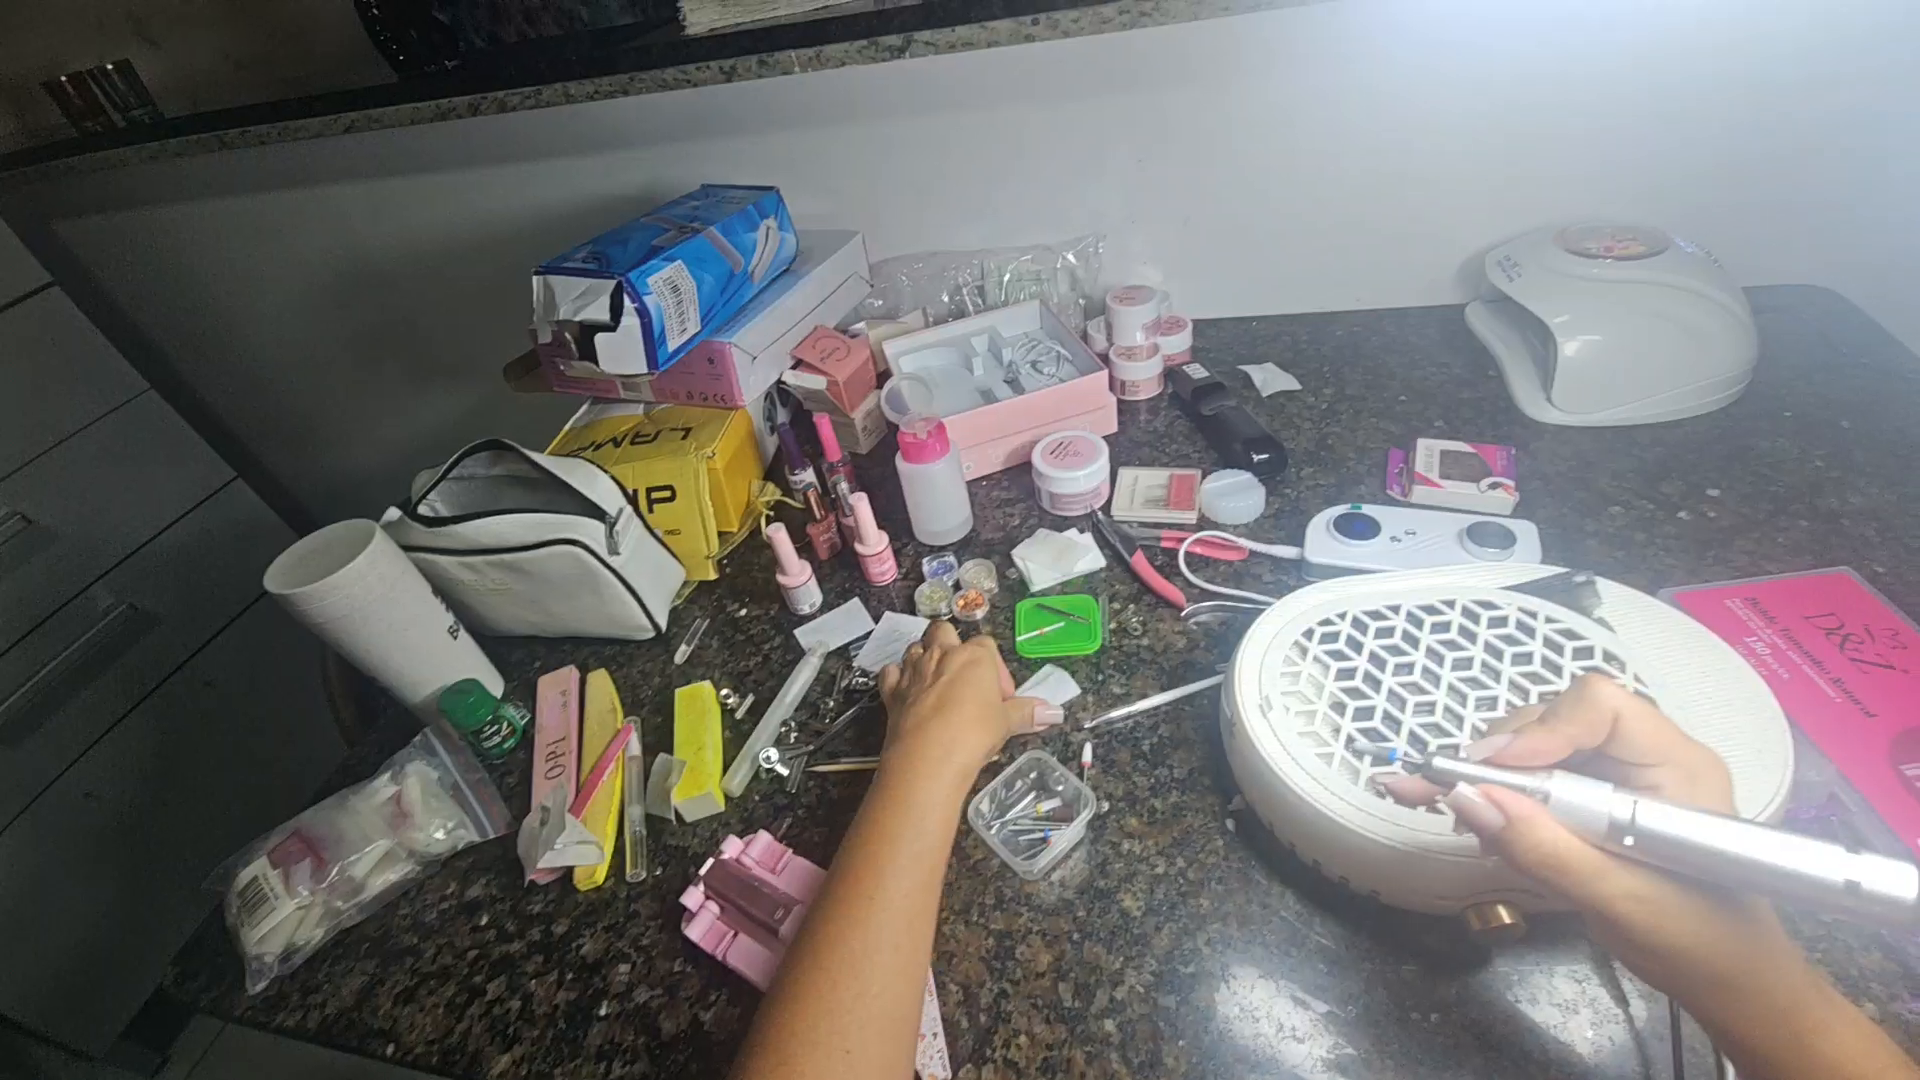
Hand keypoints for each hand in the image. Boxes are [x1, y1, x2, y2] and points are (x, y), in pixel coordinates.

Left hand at [877, 622, 1061, 779]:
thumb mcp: (1006, 723)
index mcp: (974, 656)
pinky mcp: (891, 690)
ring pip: (916, 647)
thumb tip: (1055, 713)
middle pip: (944, 631)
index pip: (986, 646)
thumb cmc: (974, 734)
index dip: (995, 670)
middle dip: (952, 646)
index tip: (1000, 698)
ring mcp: (913, 669)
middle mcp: (941, 653)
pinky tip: (907, 692)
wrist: (928, 756)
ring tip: (937, 686)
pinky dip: (898, 677)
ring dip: (925, 659)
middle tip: (963, 678)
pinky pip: (891, 672)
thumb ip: (1027, 713)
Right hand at [1382, 675, 1805, 1001]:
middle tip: (1462, 796)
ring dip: (1487, 775)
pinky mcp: (1583, 790)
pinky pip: (1524, 772)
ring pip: (1527, 742)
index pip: (1598, 706)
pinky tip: (1479, 820)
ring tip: (1468, 816)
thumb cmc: (1700, 943)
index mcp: (1675, 765)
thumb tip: (1465, 797)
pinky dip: (1491, 792)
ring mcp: (1609, 770)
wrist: (1725, 979)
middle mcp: (1640, 753)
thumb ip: (1544, 848)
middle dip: (1500, 756)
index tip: (1496, 770)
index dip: (1542, 728)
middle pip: (1550, 719)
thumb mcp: (1620, 901)